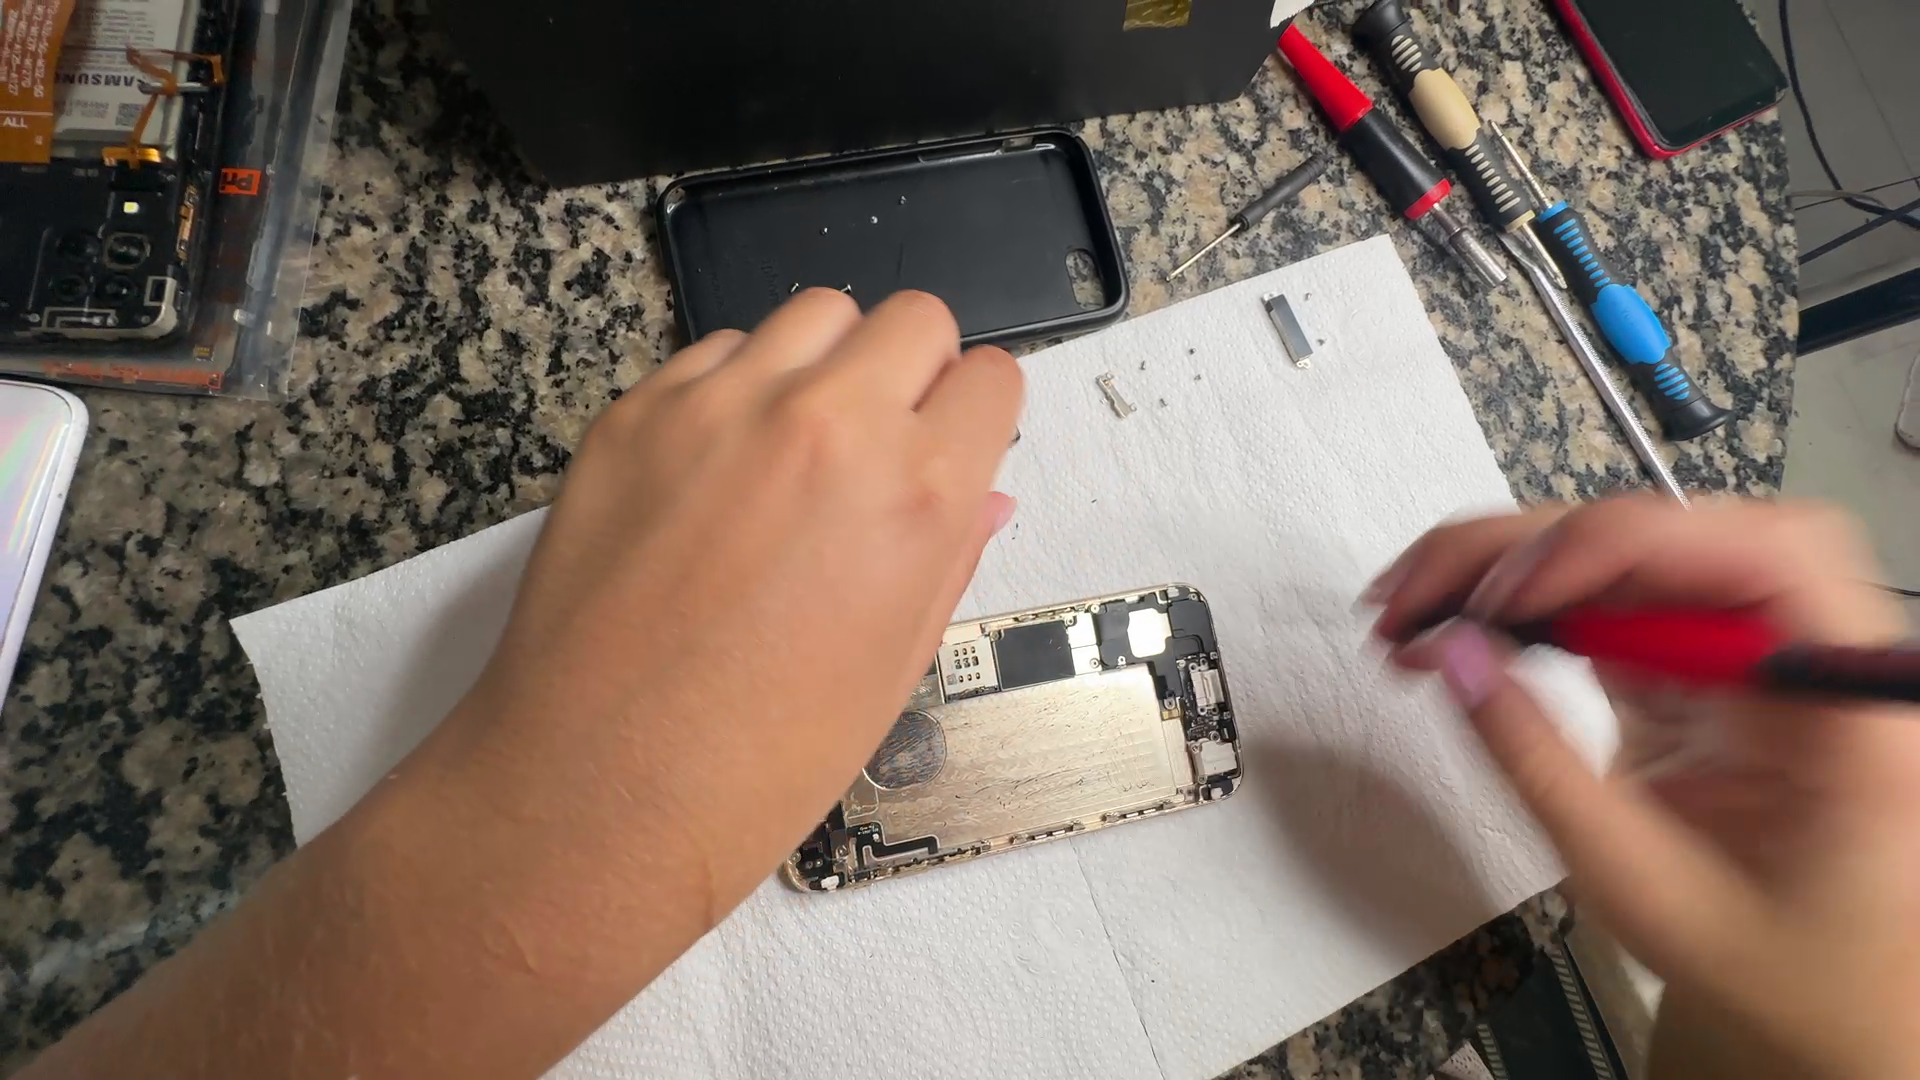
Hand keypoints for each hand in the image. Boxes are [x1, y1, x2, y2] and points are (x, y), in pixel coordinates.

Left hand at [406, 288, 1023, 1061]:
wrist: (599, 790)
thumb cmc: (766, 754)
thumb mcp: (897, 661)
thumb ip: (951, 554)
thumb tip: (983, 498)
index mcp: (918, 494)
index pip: (992, 378)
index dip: (979, 411)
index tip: (956, 438)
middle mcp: (830, 425)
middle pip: (915, 316)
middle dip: (918, 368)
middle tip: (888, 435)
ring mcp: (724, 405)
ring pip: (819, 312)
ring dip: (833, 363)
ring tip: (805, 441)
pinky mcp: (637, 411)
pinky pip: (720, 351)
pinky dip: (742, 385)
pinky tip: (724, 463)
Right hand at [1364, 497, 1919, 1079]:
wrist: (1804, 988)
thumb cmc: (1761, 956)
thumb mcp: (1635, 875)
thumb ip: (1534, 759)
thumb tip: (1446, 651)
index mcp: (1833, 701)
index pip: (1753, 556)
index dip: (1618, 546)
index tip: (1501, 600)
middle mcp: (1784, 646)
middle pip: (1648, 534)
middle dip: (1506, 553)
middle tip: (1403, 600)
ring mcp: (1720, 644)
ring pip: (1594, 551)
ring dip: (1481, 569)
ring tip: (1399, 613)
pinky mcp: (1665, 654)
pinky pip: (1573, 594)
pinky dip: (1491, 601)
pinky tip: (1438, 627)